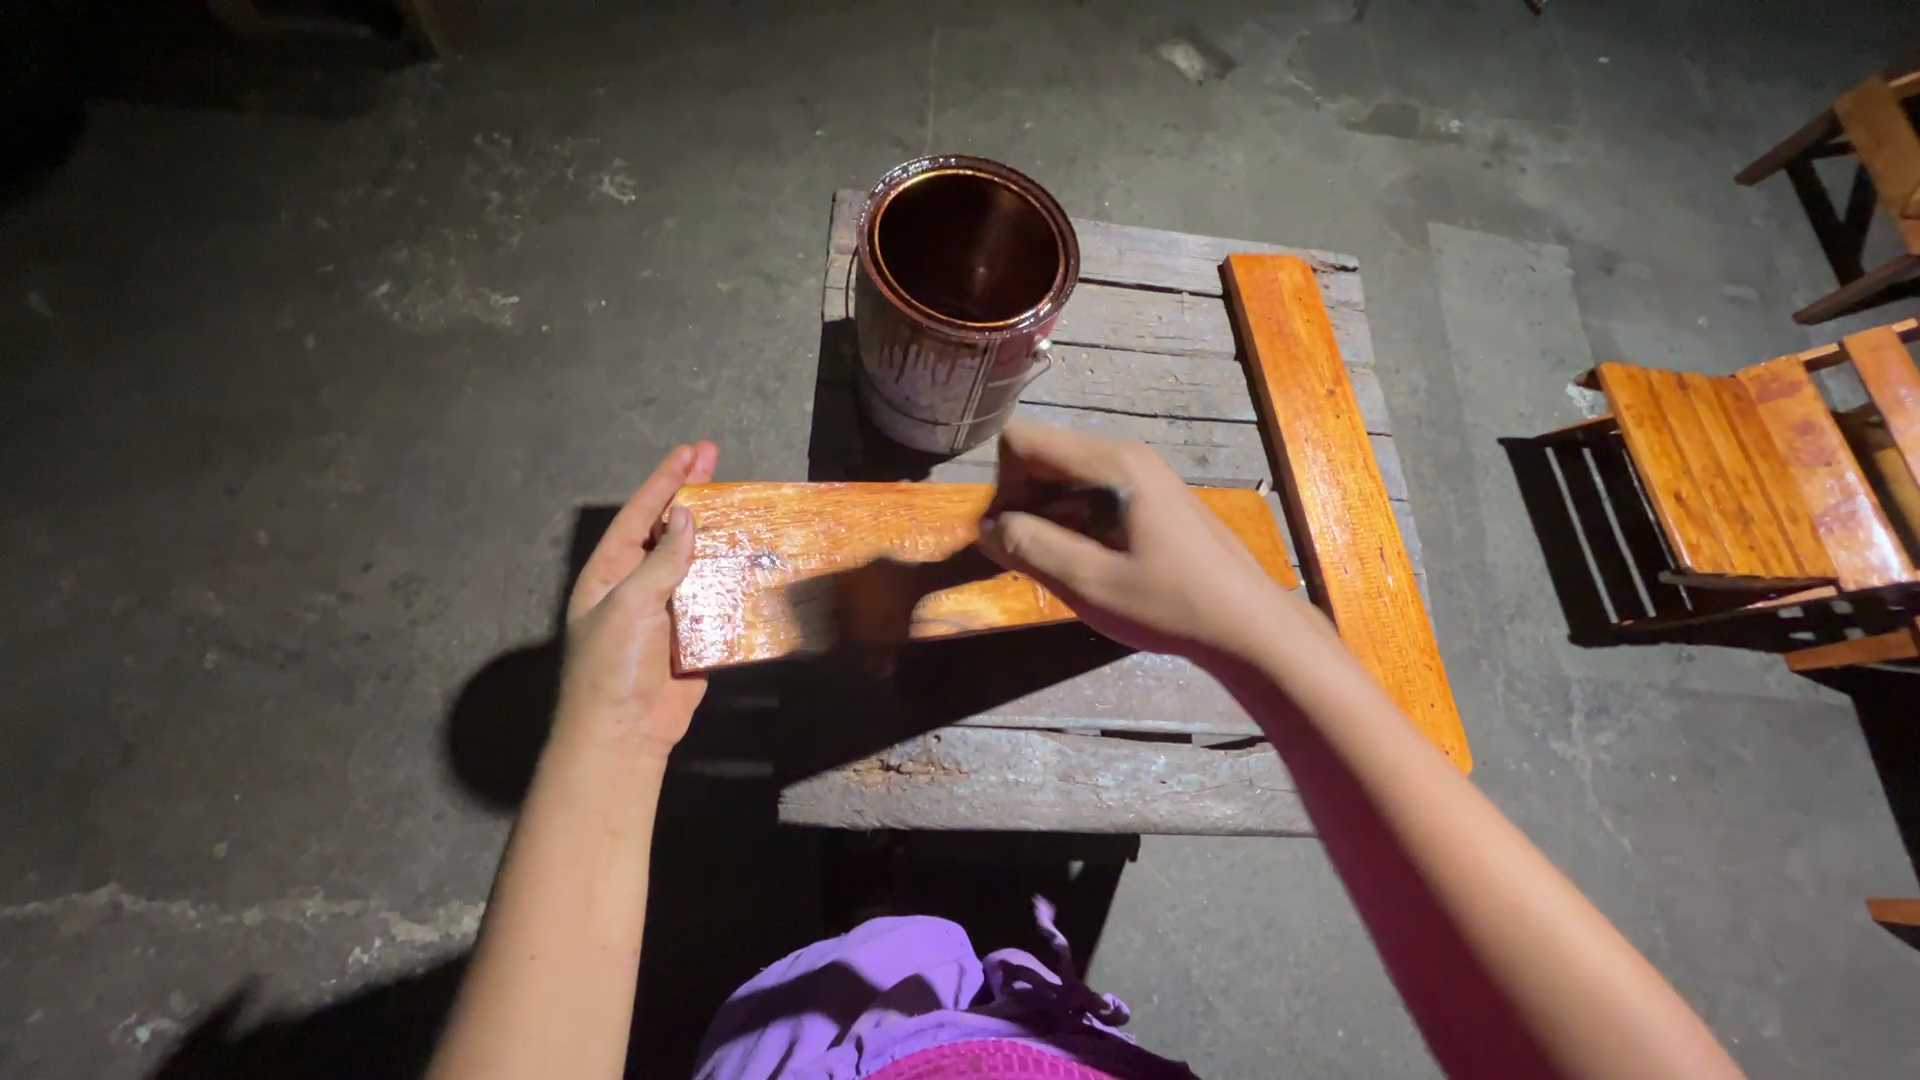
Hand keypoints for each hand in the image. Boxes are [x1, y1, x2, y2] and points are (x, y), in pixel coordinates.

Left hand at [553, 441, 718, 759]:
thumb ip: (662, 560)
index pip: (641, 515)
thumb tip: (687, 518)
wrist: (626, 733)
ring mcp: (668, 608)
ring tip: (741, 499)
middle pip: (670, 530)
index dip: (665, 481)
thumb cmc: (615, 665)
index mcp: (611, 572)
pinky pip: (716, 596)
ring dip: (718, 533)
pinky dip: (734, 576)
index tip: (691, 452)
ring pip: (697, 560)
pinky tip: (752, 557)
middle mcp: (639, 584)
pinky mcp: (694, 633)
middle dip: (692, 494)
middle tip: (715, 458)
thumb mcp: (631, 604)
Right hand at [977, 421, 1311, 664]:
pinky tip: (1088, 563)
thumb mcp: (1090, 584)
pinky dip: (1072, 523)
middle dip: (1021, 503)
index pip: (1022, 441)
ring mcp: (1140, 474)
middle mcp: (1124, 455)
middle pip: (1041, 456)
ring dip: (1046, 517)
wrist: (1247, 624)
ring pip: (1063, 478)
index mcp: (1111, 464)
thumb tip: (984, 528)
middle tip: (1030, 557)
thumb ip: (1030, 549)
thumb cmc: (1170, 605)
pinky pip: (1089, 493)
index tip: (1010, 534)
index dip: (1001, 485)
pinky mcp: (1148, 496)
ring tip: (1061, 566)